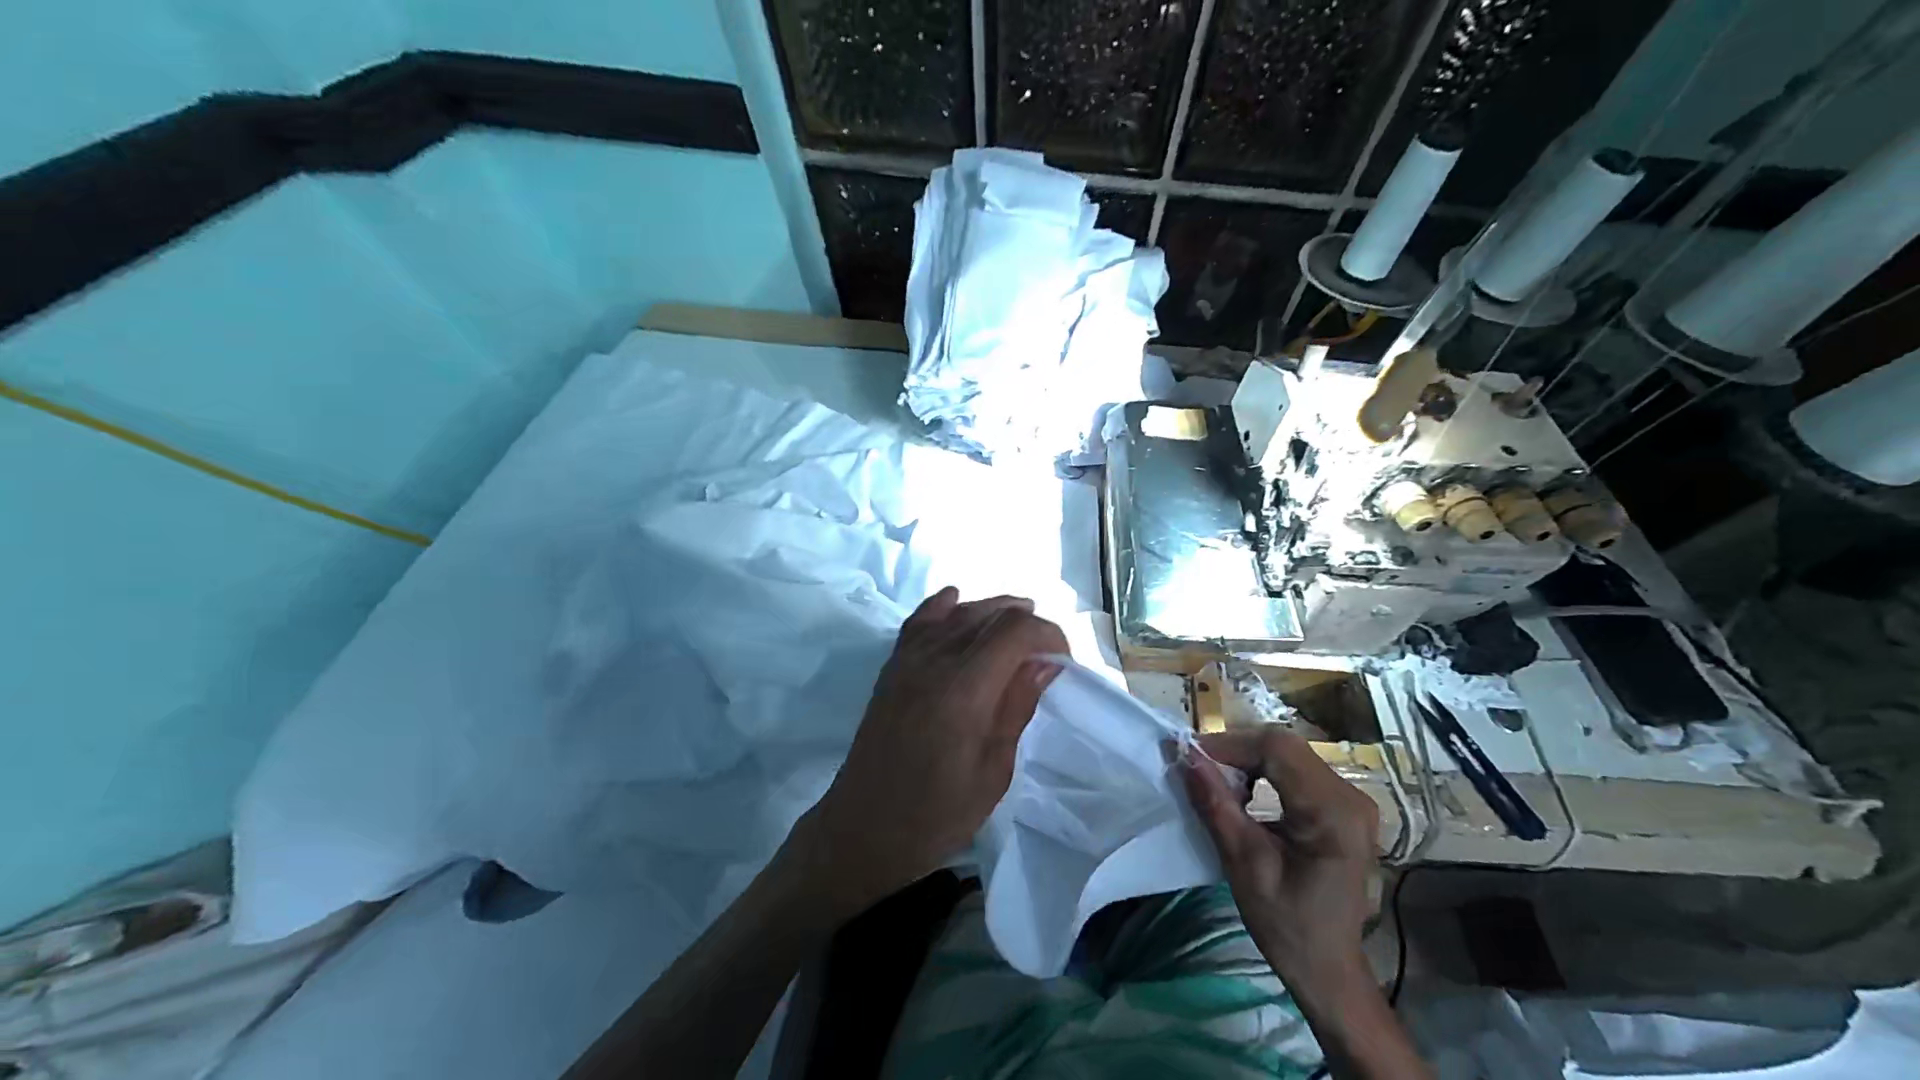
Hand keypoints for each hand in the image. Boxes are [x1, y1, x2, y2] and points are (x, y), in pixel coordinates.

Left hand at [789, 587, 1067, 913]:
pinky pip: (919, 621)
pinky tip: (956, 601)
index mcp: (964, 689)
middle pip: (988, 614)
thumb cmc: (936, 815)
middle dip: (1026, 621)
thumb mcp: (992, 772)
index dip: (1048, 634)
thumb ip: (1017, 708)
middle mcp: (934, 661)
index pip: (1015, 630)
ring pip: (956, 612)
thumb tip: (1045, 663)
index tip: (1063, 662)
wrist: (863, 828)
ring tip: (1019, 621)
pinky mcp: (892, 668)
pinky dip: (943, 606)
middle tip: (1045, 652)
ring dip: (992, 610)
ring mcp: (908, 660)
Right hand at [1180, 726, 1379, 986]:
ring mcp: (1351, 799)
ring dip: (1247, 758)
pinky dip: (1263, 770)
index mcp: (1333, 811)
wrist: (1329, 969)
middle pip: (1284, 746)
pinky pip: (1297, 769)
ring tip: (1216, 780)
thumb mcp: (1244, 864)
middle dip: (1235, 750)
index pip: (1277, 748)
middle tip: (1197, 768)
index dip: (1229, 744)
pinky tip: (1243, 791)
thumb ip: (1216, 804)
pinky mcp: (1343, 806)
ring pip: (1289, 753)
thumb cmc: (1287, 924)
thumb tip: (1186, 756)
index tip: (1189, 756)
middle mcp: (1351, 796)